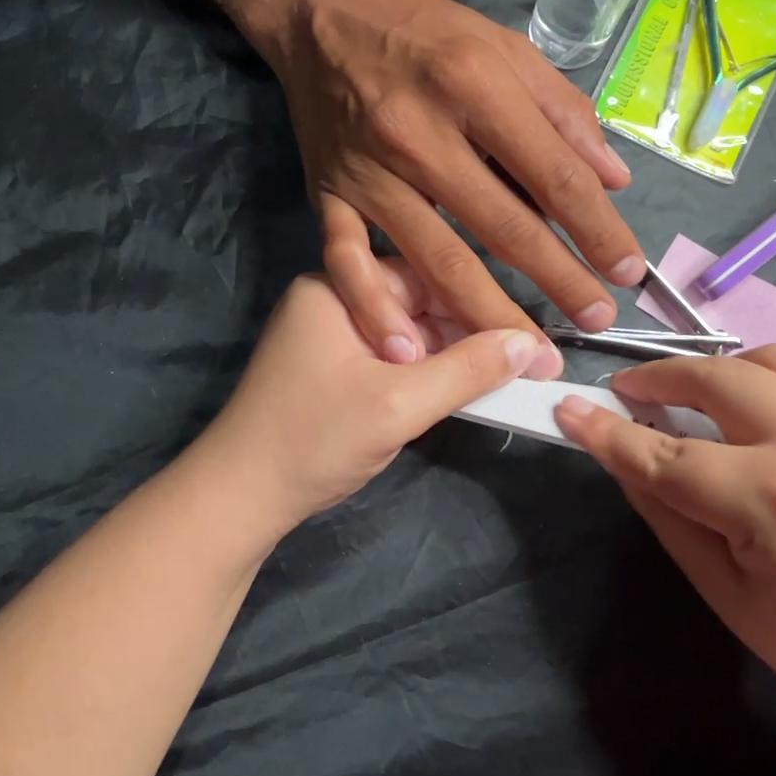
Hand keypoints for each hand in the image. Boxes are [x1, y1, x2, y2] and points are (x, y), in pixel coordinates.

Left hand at [196, 261, 537, 527]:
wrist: (240, 498)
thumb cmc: (314, 439)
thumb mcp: (399, 403)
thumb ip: (468, 371)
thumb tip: (532, 345)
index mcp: (338, 285)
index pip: (427, 277)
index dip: (483, 308)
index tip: (535, 339)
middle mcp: (334, 299)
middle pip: (419, 305)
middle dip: (471, 337)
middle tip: (531, 366)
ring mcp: (331, 336)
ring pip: (410, 335)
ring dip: (452, 360)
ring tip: (506, 382)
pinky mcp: (333, 369)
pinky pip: (393, 359)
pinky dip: (426, 376)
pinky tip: (462, 391)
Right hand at [267, 0, 644, 378]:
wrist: (320, 15)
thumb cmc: (423, 29)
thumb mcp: (503, 45)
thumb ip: (562, 111)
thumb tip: (613, 180)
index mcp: (474, 85)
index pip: (552, 174)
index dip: (597, 228)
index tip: (627, 270)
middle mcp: (421, 134)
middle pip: (503, 227)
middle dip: (559, 280)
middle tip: (596, 320)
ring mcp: (370, 172)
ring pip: (438, 259)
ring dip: (490, 314)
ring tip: (532, 355)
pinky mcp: (330, 195)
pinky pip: (349, 262)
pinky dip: (375, 309)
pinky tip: (409, 353)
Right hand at [552, 349, 775, 714]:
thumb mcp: (730, 597)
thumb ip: (667, 511)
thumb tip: (619, 454)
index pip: (665, 451)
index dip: (607, 431)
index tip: (565, 407)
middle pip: (716, 378)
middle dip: (658, 378)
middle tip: (623, 394)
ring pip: (766, 358)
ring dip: (714, 368)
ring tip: (683, 397)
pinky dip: (762, 376)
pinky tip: (746, 409)